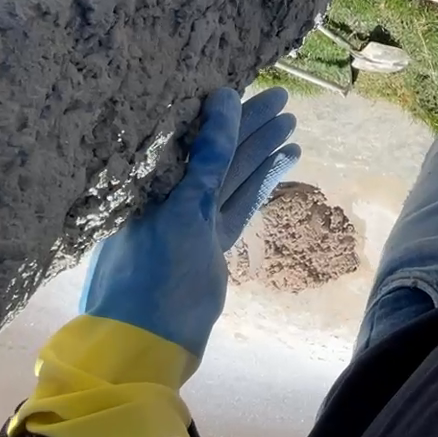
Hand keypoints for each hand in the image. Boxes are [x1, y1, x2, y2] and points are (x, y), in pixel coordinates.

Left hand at [80, 86, 298, 357]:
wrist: (146, 346)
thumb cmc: (155, 273)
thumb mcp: (185, 207)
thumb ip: (208, 154)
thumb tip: (224, 97)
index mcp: (152, 185)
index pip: (196, 137)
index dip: (229, 113)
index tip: (256, 90)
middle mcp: (171, 197)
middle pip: (219, 153)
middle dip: (251, 126)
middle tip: (283, 100)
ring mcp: (193, 221)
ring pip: (233, 175)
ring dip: (262, 149)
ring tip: (292, 125)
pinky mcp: (210, 243)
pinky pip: (240, 202)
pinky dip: (262, 180)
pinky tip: (285, 159)